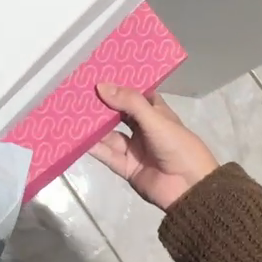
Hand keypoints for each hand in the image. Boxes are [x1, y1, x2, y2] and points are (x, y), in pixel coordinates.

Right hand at [90, 84, 218, 210]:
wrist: (189, 187)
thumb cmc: (177, 145)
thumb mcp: (155, 119)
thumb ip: (129, 103)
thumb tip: (100, 86)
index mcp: (156, 113)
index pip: (135, 94)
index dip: (119, 85)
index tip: (97, 74)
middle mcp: (144, 128)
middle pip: (118, 114)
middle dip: (101, 106)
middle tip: (78, 93)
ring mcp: (134, 148)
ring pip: (110, 135)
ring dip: (94, 127)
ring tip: (72, 114)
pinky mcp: (127, 167)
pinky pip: (108, 155)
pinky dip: (95, 148)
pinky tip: (79, 138)